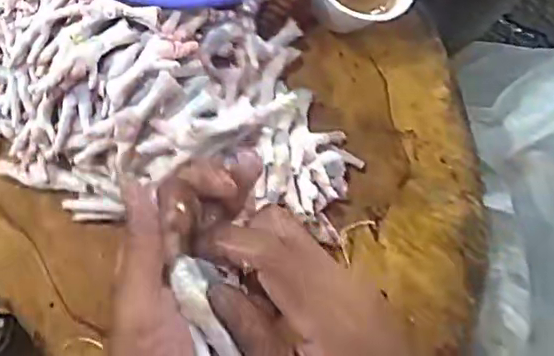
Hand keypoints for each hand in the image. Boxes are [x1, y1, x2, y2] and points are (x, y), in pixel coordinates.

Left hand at [108, 155, 260, 355]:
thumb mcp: (139, 306)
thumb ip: (140, 246)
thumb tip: (134, 180)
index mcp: (158, 249)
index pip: (176, 196)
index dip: (200, 180)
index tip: (229, 184)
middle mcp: (184, 255)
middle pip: (205, 205)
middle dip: (228, 180)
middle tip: (253, 165)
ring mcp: (214, 277)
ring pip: (229, 227)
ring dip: (244, 199)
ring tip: (260, 173)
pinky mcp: (240, 304)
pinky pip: (250, 266)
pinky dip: (262, 241)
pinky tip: (275, 224)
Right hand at [199, 207, 407, 355]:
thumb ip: (251, 332)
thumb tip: (214, 286)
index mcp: (323, 303)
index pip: (266, 246)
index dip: (226, 239)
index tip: (194, 244)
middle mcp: (340, 277)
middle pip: (279, 222)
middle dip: (243, 231)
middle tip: (219, 263)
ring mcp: (353, 281)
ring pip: (295, 232)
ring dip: (263, 243)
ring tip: (245, 281)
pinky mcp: (359, 291)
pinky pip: (311, 255)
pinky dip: (284, 262)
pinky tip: (275, 297)